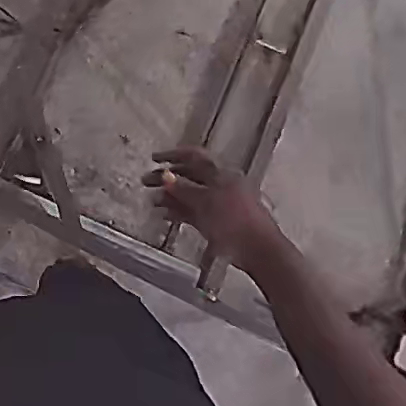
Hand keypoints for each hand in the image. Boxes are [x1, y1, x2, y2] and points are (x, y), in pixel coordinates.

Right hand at [142, 146, 288, 274]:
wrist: (259, 250)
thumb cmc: (235, 221)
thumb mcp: (205, 203)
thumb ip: (183, 190)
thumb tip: (165, 176)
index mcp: (221, 173)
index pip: (194, 156)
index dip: (172, 155)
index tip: (154, 158)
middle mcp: (220, 184)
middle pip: (190, 175)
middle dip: (167, 177)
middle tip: (146, 181)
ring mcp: (219, 203)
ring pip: (191, 194)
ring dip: (170, 196)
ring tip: (152, 201)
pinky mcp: (218, 220)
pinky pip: (195, 211)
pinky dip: (180, 210)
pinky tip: (165, 214)